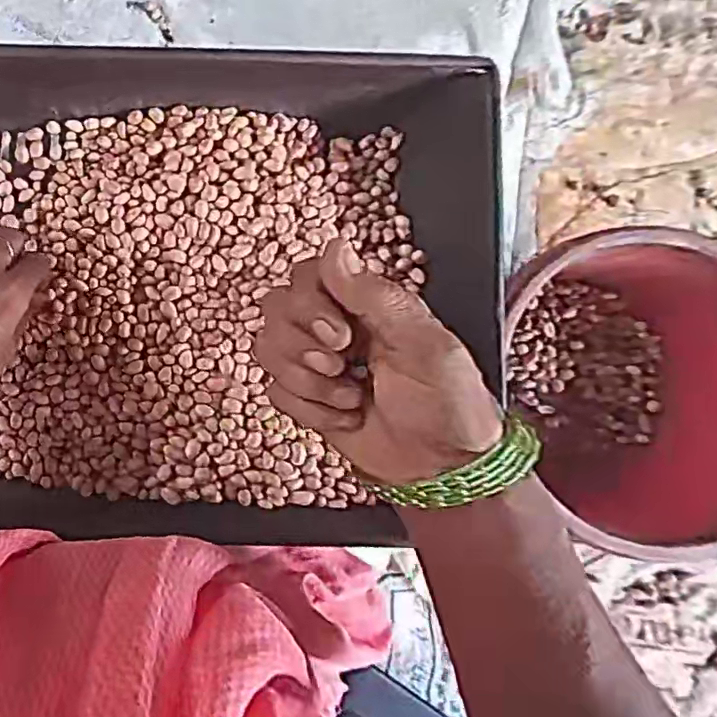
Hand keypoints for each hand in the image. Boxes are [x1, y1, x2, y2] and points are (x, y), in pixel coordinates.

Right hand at [254, 238, 501, 487]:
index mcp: (364, 304)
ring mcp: (313, 362)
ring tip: (351, 396)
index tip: (341, 334)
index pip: (306, 275)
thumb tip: (336, 246)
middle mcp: (331, 326)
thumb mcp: (426, 344)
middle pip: (276, 308)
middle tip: (344, 365)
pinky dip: (309, 409)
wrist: (442, 470)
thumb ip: (377, 295)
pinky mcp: (303, 397)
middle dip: (304, 345)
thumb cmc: (448, 404)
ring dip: (308, 381)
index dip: (310, 303)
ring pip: (267, 349)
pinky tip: (344, 415)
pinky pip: (274, 390)